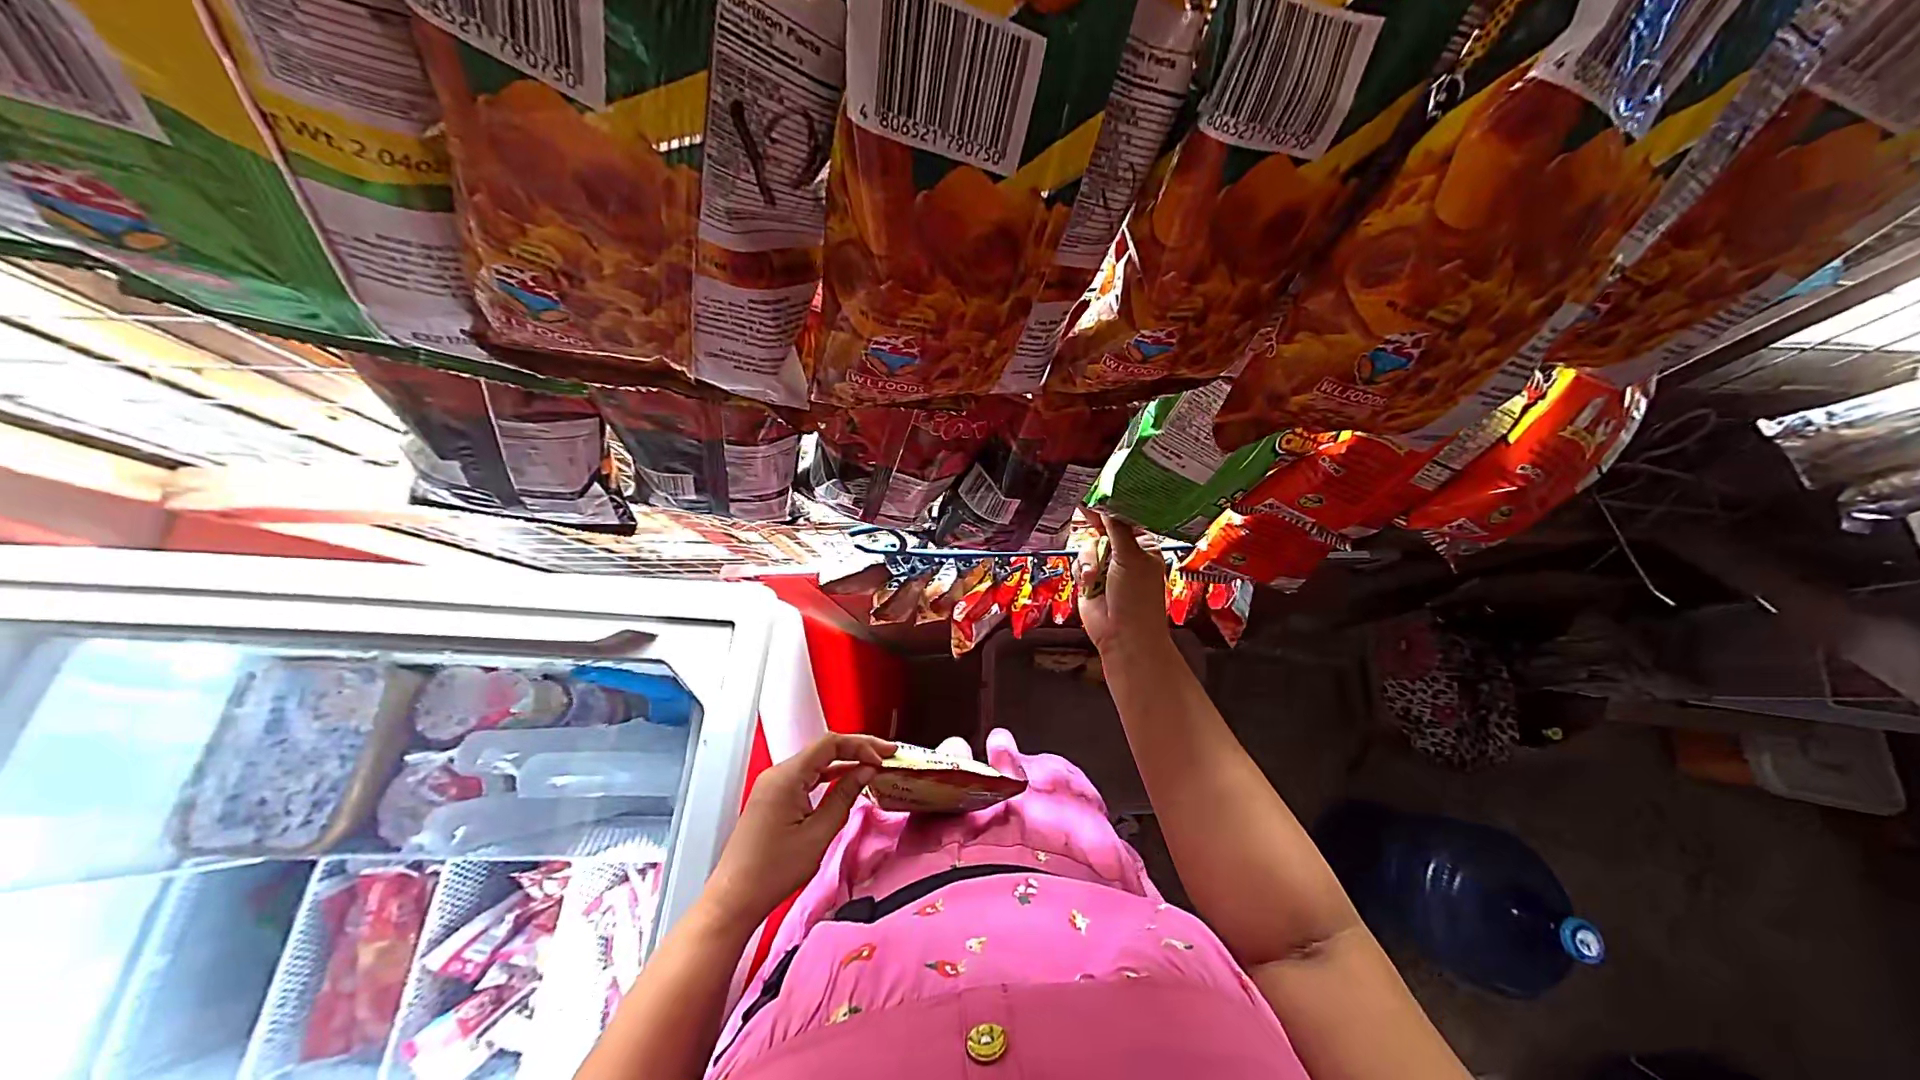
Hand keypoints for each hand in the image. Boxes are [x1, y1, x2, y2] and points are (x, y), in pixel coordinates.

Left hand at [703, 733, 895, 926]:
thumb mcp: (819, 833)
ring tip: (873, 764)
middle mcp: (777, 774)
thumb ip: (845, 796)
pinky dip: (829, 775)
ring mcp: (773, 785)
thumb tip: (863, 772)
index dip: (862, 745)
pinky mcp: (773, 797)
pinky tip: (847, 780)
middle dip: (857, 749)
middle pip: (824, 748)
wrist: (735, 897)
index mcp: (787, 777)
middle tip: (886, 754)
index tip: (884, 754)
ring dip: (845, 761)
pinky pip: (806, 776)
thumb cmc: (771, 871)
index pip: (831, 744)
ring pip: (816, 761)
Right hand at [1076, 511, 1169, 655]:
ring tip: (1094, 575)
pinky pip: (1079, 562)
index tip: (1098, 493)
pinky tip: (1088, 583)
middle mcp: (1124, 553)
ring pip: (1088, 545)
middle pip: (1103, 528)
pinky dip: (1082, 571)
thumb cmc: (1137, 598)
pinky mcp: (1089, 579)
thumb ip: (1116, 527)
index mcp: (1143, 545)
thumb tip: (1107, 501)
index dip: (1112, 506)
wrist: (1123, 635)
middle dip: (1095, 529)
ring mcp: (1106, 567)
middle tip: (1082, 510)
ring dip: (1089, 558)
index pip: (1126, 517)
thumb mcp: (1130, 556)